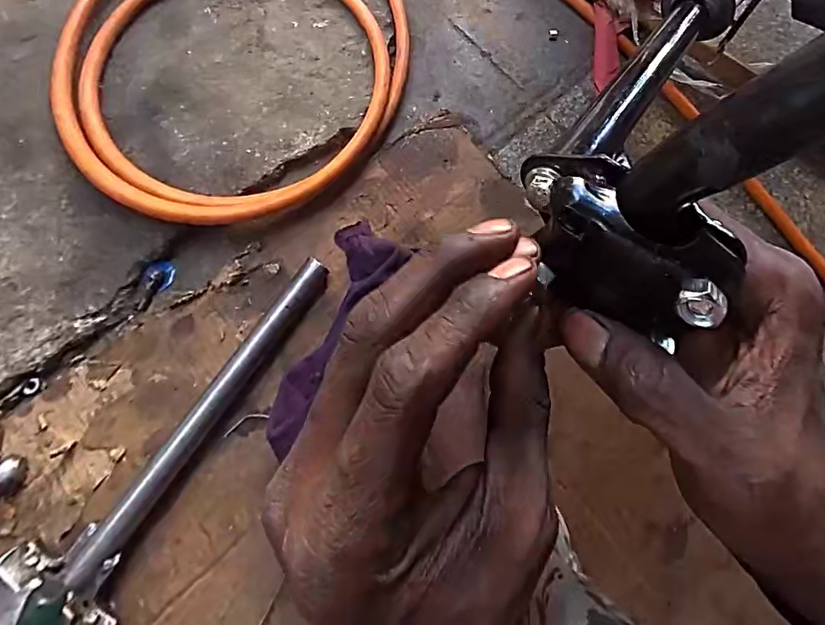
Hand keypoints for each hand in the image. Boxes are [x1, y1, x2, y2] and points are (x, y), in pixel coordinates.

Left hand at [264, 220, 556, 624]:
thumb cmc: (463, 615)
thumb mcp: (516, 529)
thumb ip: (519, 414)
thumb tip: (528, 313)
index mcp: (350, 518)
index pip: (401, 383)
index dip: (466, 315)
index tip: (523, 273)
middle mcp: (302, 470)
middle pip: (366, 334)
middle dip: (442, 269)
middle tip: (507, 237)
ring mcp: (296, 445)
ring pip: (358, 328)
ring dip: (429, 276)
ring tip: (490, 245)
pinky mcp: (311, 427)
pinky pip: (363, 346)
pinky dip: (417, 304)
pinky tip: (458, 279)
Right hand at [557, 219, 824, 624]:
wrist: (790, 536)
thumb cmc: (774, 491)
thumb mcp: (707, 439)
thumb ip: (644, 380)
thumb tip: (573, 320)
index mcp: (777, 286)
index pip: (695, 226)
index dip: (633, 224)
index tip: (574, 236)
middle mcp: (754, 276)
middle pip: (667, 238)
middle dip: (610, 254)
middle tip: (551, 268)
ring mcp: (725, 297)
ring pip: (652, 264)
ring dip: (606, 281)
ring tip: (554, 290)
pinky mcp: (701, 321)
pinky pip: (648, 297)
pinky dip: (614, 309)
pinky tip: (574, 318)